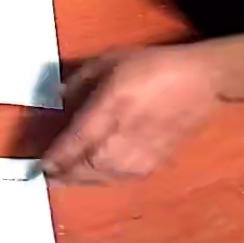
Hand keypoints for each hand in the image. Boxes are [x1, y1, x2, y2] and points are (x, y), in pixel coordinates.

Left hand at [40, 46, 226, 183]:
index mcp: (111, 108)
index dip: (56, 156)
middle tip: (48, 176)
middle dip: (66, 174)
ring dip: (83, 181)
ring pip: (105, 176)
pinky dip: (104, 180)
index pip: (76, 141)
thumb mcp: (107, 61)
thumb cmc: (151, 65)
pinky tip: (94, 177)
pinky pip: (124, 178)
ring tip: (65, 179)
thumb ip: (78, 82)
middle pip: (89, 166)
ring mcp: (144, 152)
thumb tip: (56, 99)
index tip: (40, 164)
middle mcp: (125, 136)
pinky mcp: (158, 161)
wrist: (202, 79)